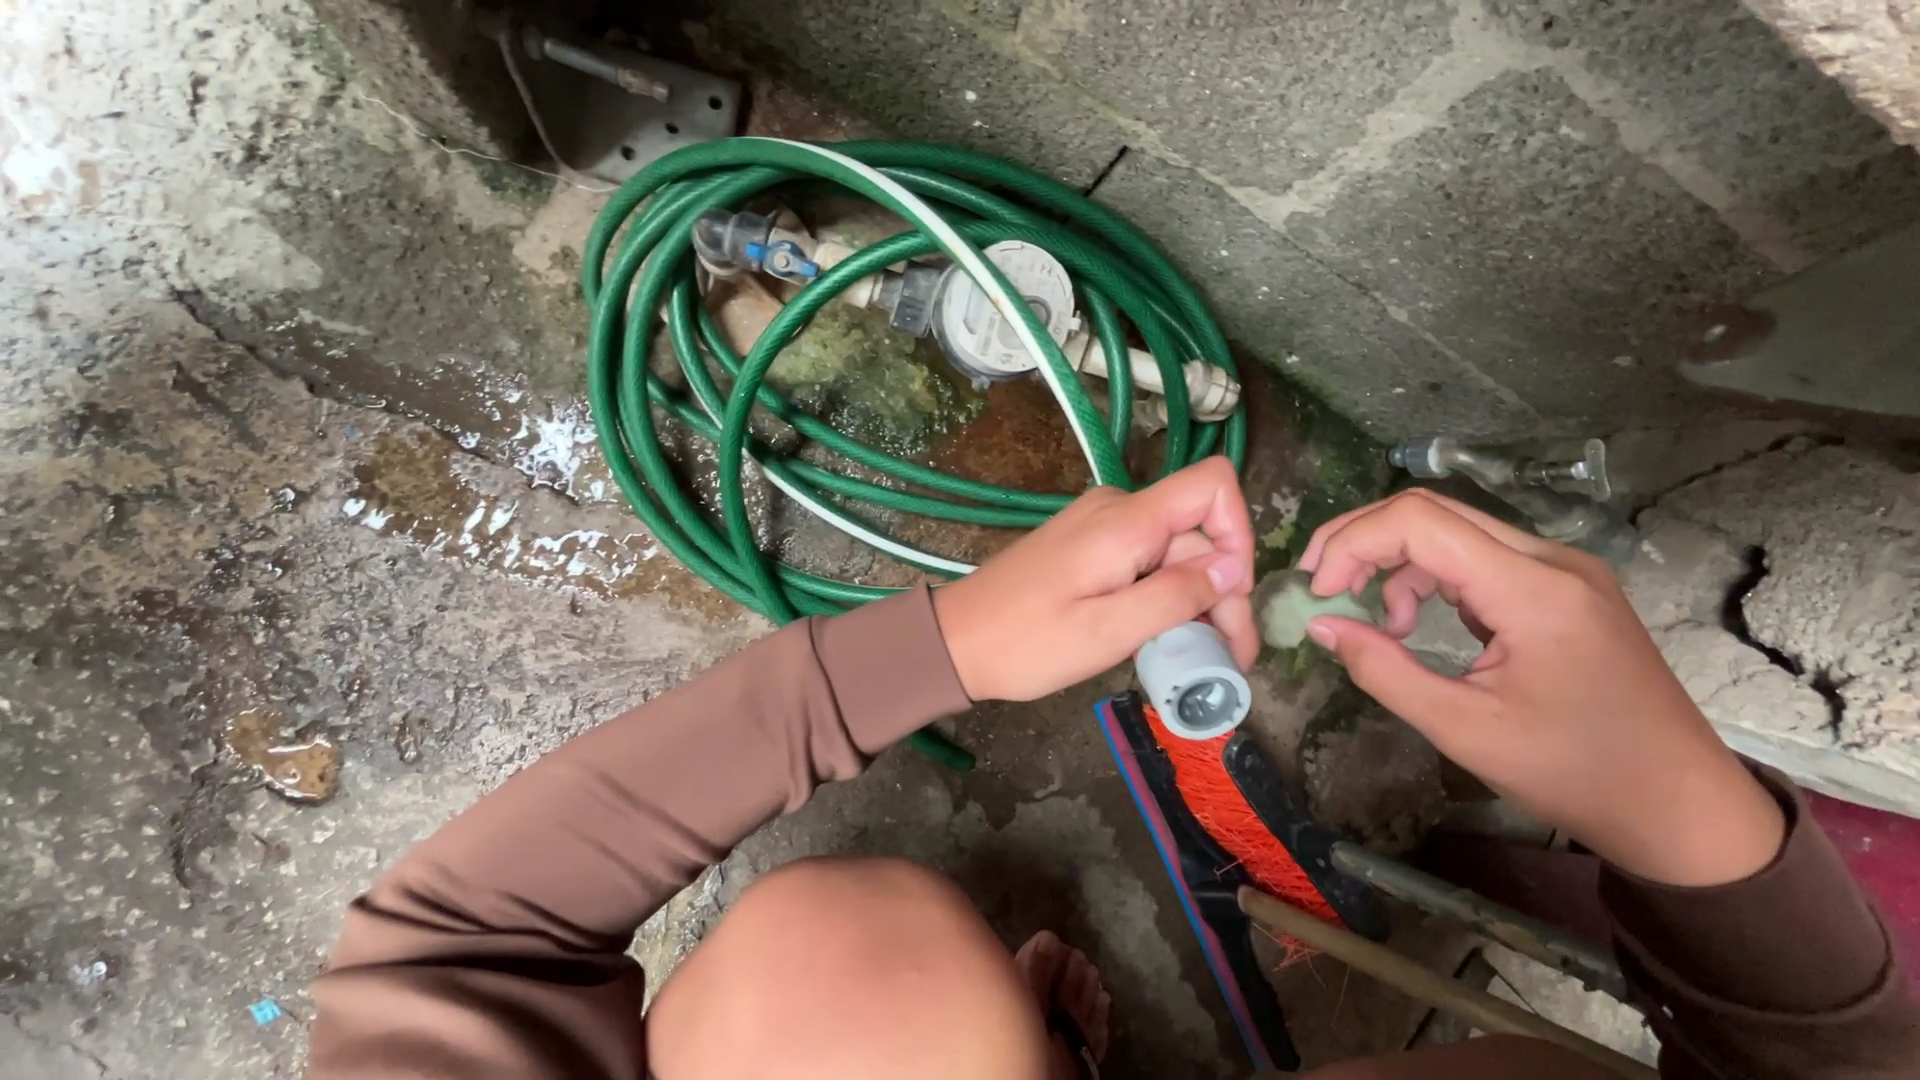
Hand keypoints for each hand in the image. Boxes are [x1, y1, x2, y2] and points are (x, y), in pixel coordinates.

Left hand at [933, 457, 1255, 702]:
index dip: (1239, 535)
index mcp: (1124, 521)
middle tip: (1229, 657)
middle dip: (1223, 591)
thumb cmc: (1027, 642)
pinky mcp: (1089, 545)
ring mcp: (1100, 525)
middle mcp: (1117, 509)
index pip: (1211, 486)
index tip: (1231, 597)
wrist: (956, 641)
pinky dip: (1165, 594)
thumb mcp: (1108, 631)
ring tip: (1203, 655)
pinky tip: (1164, 635)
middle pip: (1198, 531)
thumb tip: (1233, 566)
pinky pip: (1146, 559)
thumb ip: (1174, 595)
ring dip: (1197, 598)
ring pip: (1175, 549)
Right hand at [1298, 489, 1784, 886]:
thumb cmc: (1573, 773)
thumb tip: (1320, 626)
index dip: (1351, 544)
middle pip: (1430, 510)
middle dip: (1360, 539)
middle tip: (1319, 585)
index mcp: (1532, 590)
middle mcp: (1550, 560)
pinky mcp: (1560, 586)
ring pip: (1451, 528)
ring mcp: (1560, 570)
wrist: (1682, 805)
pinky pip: (1476, 555)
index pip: (1418, 521)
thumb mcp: (1463, 729)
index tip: (1317, 593)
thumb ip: (1383, 670)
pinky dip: (1427, 576)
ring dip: (1393, 561)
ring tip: (1373, 620)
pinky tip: (1415, 622)